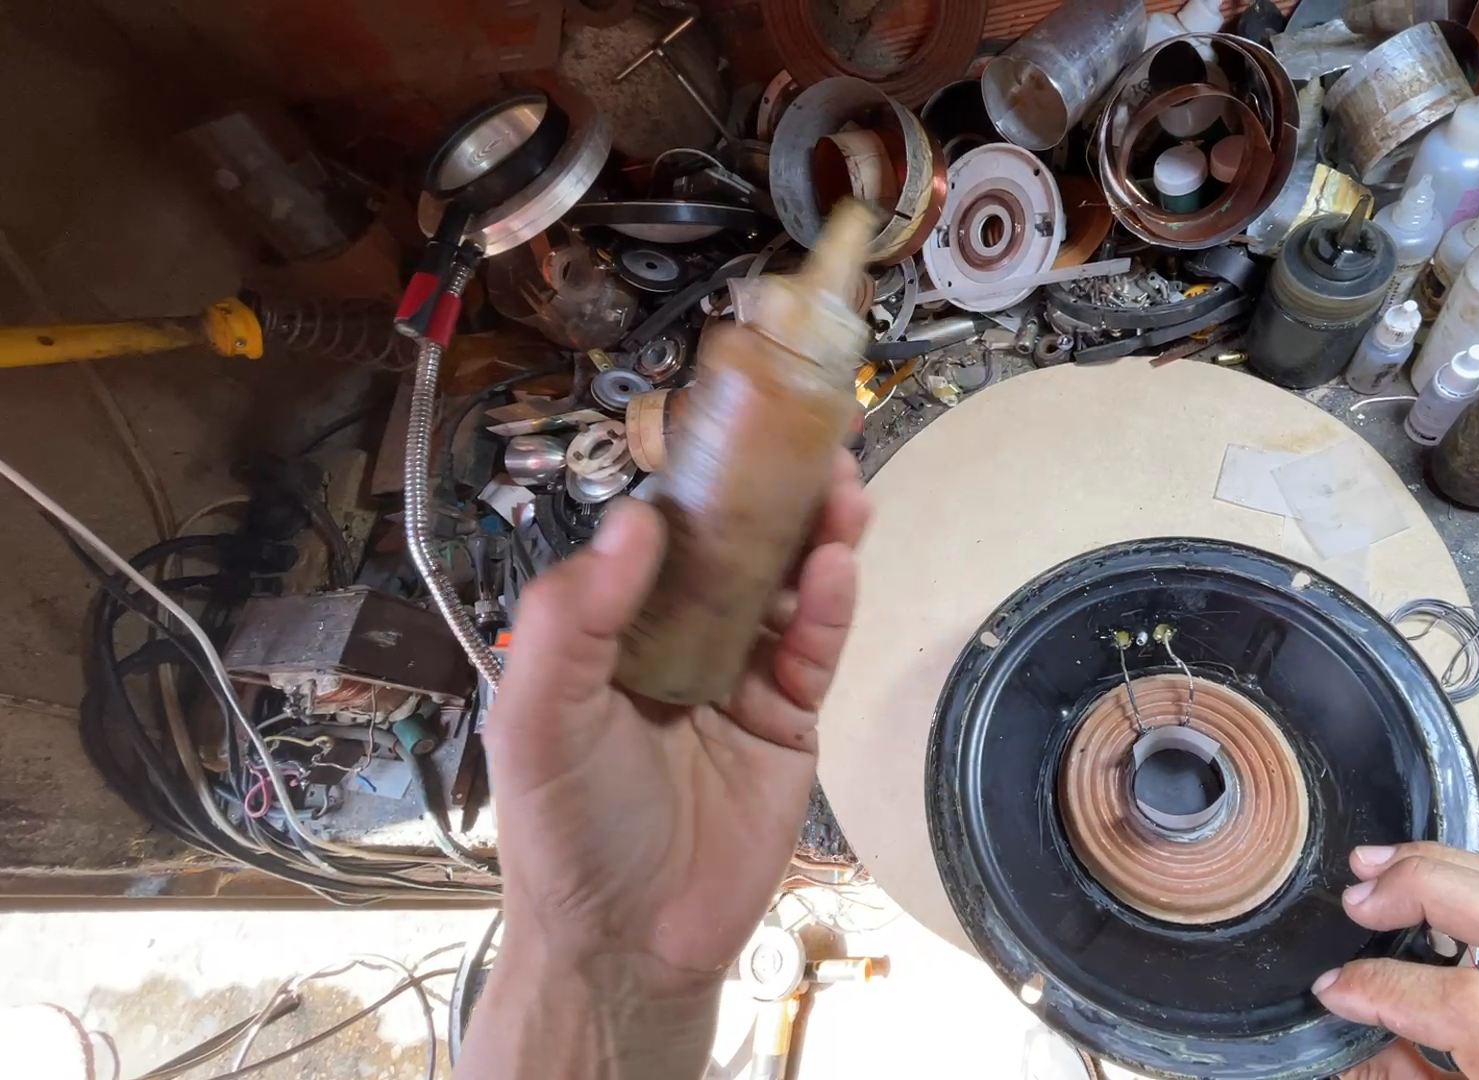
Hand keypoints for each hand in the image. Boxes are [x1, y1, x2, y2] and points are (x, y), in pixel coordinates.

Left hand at [467, 450, 867, 1073]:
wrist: (635, 936)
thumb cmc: (572, 821)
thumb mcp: (540, 719)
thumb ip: (573, 618)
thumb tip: (639, 516)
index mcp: (625, 626)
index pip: (670, 538)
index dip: (706, 483)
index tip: (741, 432)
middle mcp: (690, 635)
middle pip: (746, 552)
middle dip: (783, 499)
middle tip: (821, 449)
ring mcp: (749, 672)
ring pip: (791, 590)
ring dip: (821, 537)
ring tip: (846, 491)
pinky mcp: (794, 711)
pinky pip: (815, 649)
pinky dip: (828, 607)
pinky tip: (837, 567)